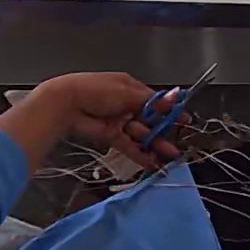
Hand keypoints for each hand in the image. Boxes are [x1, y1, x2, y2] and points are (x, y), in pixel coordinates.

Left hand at [0, 72, 183, 167]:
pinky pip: (128, 145)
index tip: (183, 118)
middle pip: (150, 119)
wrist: (66, 104)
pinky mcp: (110, 135)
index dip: (169, 110)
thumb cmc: (97, 90)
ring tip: (169, 155)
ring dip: (155, 144)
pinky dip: (139, 153)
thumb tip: (175, 96)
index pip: (155, 100)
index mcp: (130, 88)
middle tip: (179, 140)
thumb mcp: (128, 93)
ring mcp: (118, 120)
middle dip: (164, 130)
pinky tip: (151, 162)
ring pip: (141, 133)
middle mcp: (126, 103)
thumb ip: (152, 102)